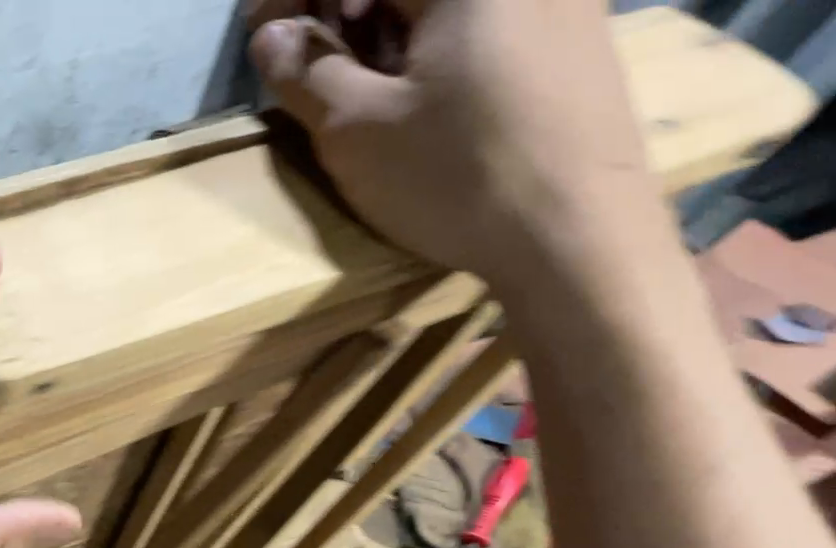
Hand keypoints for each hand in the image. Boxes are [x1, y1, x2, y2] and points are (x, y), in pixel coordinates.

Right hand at [247, 0, 661, 288]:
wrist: (577, 235)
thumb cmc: (455, 175)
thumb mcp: (356, 130)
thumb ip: (307, 72)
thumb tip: (271, 33)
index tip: (257, 29)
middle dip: (340, 5)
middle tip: (299, 54)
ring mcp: (558, 1)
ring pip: (444, 3)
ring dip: (382, 25)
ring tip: (348, 77)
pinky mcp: (571, 39)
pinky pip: (483, 19)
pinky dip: (429, 39)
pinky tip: (409, 86)